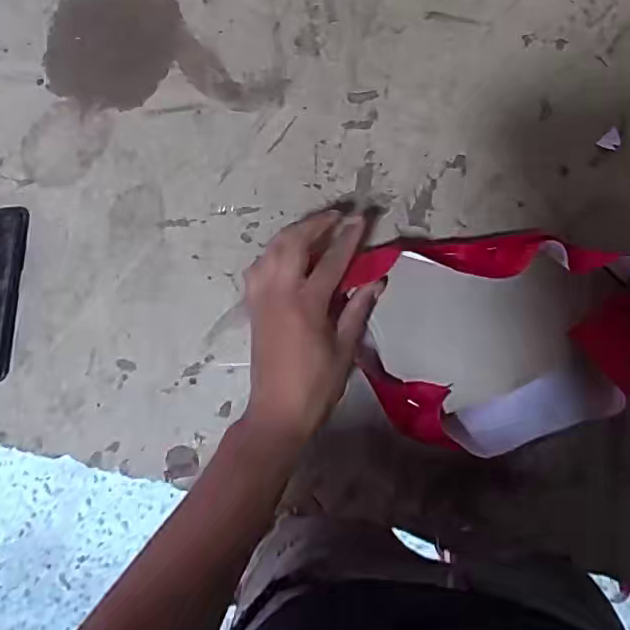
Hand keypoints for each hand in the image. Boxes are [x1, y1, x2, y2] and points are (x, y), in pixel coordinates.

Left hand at [240, 211, 382, 444]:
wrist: (276, 414)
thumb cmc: (317, 385)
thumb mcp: (345, 348)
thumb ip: (358, 309)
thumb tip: (376, 280)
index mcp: (306, 305)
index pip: (331, 260)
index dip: (349, 237)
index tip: (361, 218)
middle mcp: (279, 294)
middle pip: (293, 243)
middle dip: (315, 224)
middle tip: (337, 215)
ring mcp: (262, 299)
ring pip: (271, 250)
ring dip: (293, 233)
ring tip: (315, 227)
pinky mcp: (253, 307)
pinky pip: (259, 266)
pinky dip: (274, 251)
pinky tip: (288, 253)